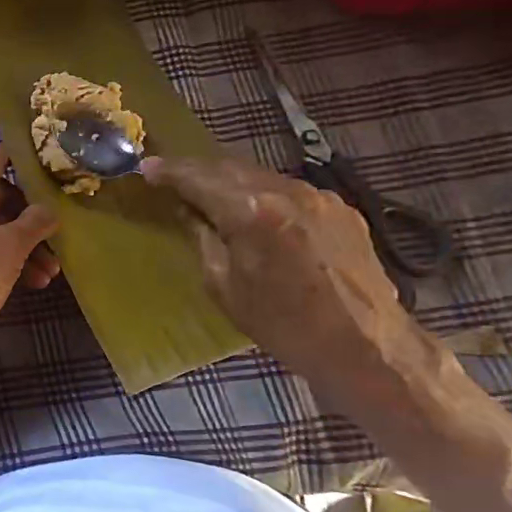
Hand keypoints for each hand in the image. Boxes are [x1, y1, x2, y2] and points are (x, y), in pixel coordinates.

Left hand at [0, 146, 60, 358]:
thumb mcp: (14, 246)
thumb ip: (37, 219)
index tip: (49, 169)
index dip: (23, 158)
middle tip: (55, 240)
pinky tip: (30, 281)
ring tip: (48, 273)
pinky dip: (4, 255)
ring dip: (24, 245)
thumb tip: (49, 208)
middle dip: (31, 219)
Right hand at [143, 155, 417, 393]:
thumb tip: (188, 211)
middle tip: (170, 175)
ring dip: (230, 180)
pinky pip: (288, 190)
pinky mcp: (340, 207)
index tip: (146, 168)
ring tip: (208, 191)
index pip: (198, 179)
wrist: (364, 344)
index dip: (169, 172)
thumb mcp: (224, 286)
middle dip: (196, 170)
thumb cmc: (283, 324)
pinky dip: (262, 194)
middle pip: (229, 167)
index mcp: (250, 212)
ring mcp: (318, 195)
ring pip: (260, 175)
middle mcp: (285, 191)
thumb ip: (203, 239)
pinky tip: (254, 211)